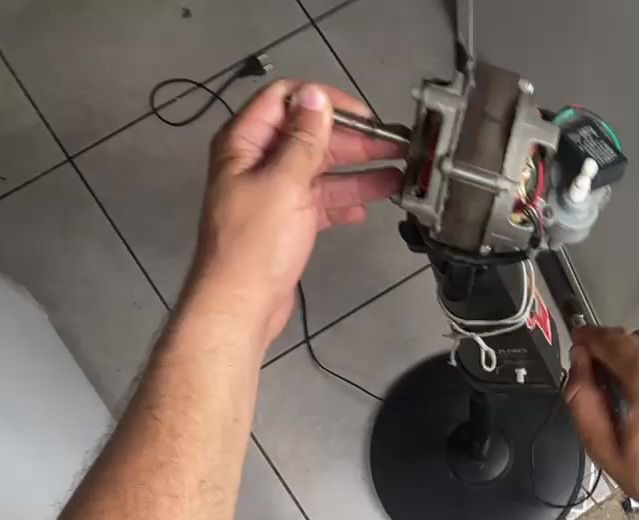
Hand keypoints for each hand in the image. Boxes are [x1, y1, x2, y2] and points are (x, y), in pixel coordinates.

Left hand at [185, 80, 403, 345]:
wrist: (242, 303)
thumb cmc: (255, 245)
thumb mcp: (283, 184)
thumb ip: (304, 140)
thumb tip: (316, 97)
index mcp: (245, 142)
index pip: (287, 100)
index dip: (326, 102)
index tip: (364, 117)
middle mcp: (258, 162)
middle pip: (310, 137)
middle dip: (352, 141)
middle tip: (393, 147)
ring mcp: (274, 193)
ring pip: (320, 172)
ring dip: (356, 173)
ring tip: (396, 177)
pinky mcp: (287, 222)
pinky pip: (320, 203)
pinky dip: (343, 203)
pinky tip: (365, 208)